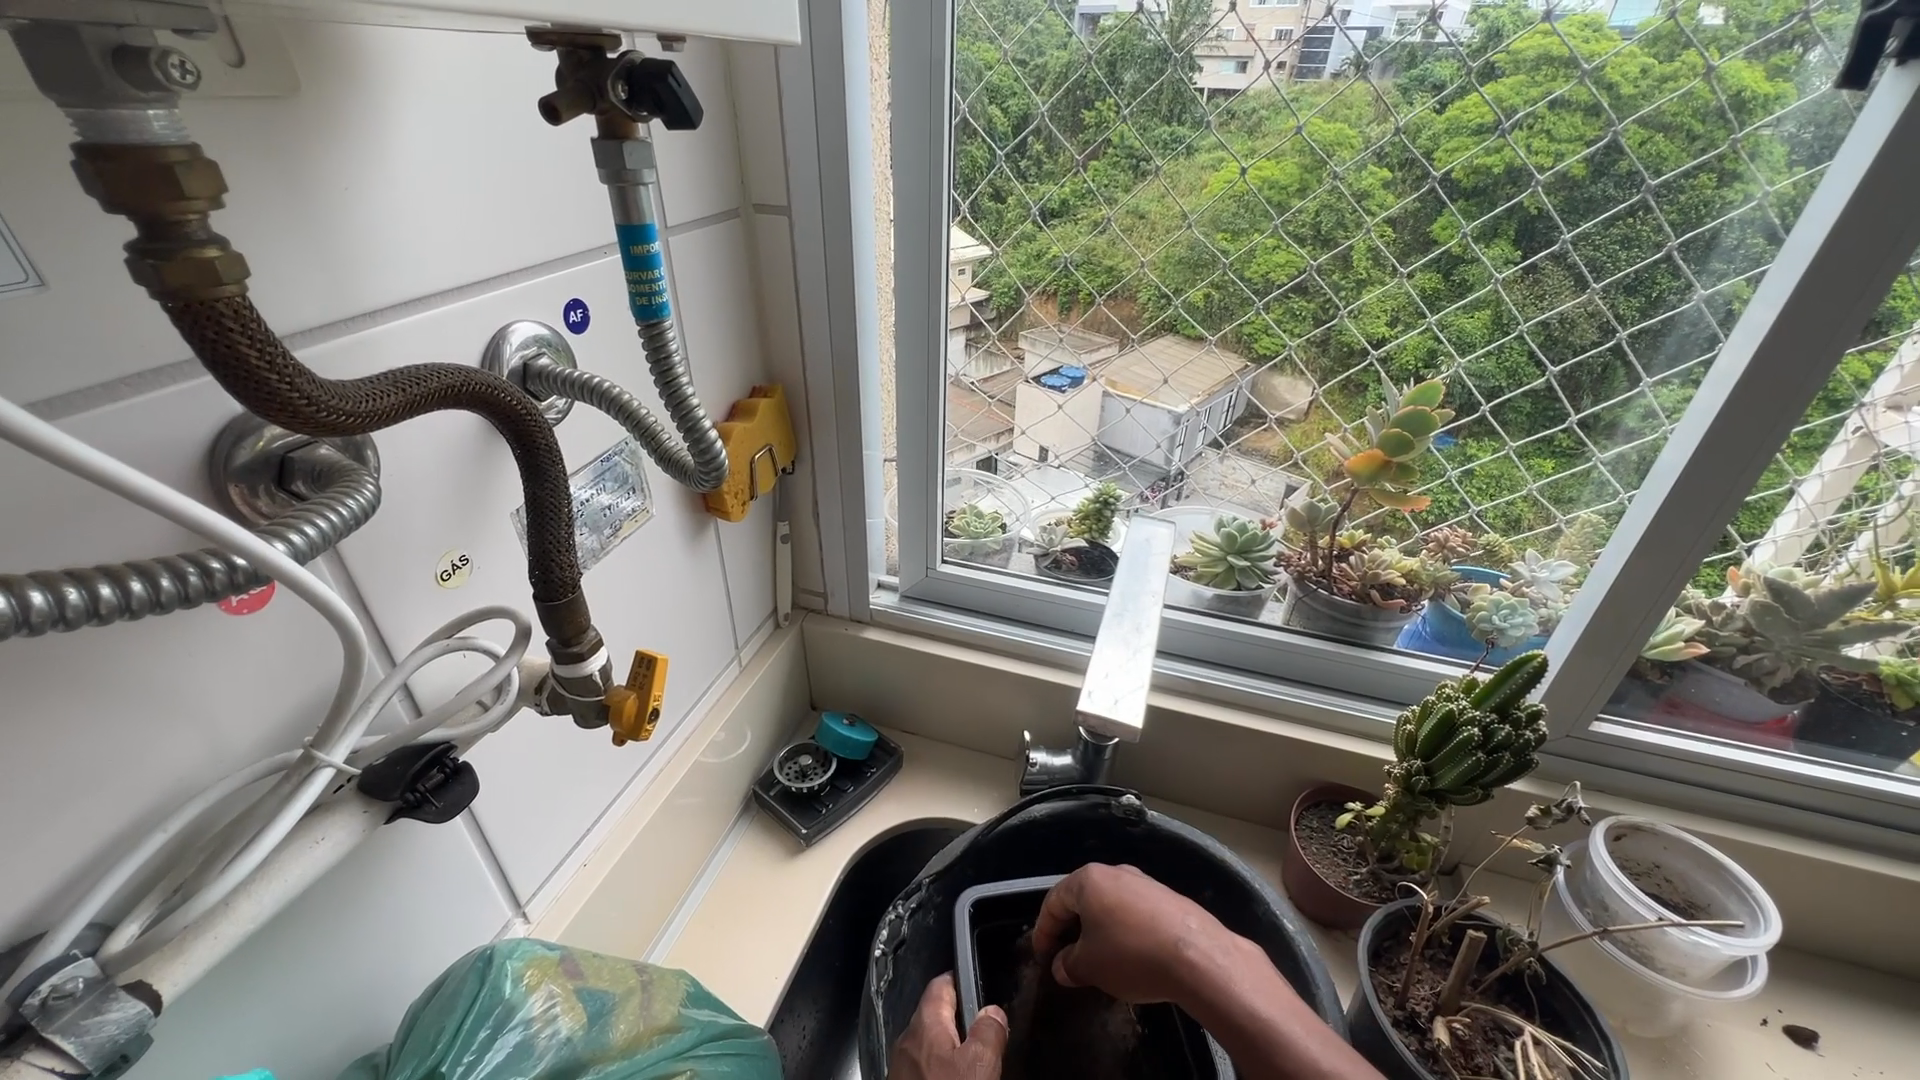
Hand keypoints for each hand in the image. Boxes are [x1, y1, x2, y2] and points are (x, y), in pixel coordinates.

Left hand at [889, 973, 1008, 1079]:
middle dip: (959, 1018)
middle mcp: (907, 1040)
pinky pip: (924, 1068)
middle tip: (986, 1029)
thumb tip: (992, 1010)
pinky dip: (941, 1069)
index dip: (961, 980)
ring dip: (951, 1048)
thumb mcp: (979, 1067)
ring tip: (976, 1061)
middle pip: (934, 1015)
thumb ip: (988, 1033)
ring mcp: (901, 1068)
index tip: (981, 985)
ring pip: (930, 1045)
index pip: (940, 984)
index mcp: (924, 1024)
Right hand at [1031, 863, 1255, 1004]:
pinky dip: (1126, 932)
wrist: (1199, 957)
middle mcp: (1116, 873)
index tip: (1041, 957)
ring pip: (1111, 906)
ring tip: (1100, 960)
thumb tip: (1062, 965)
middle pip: (1083, 899)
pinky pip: (1136, 914)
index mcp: (1088, 880)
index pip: (1053, 902)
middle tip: (1066, 957)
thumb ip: (1068, 964)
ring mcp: (1146, 883)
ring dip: (1100, 931)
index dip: (1043, 931)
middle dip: (1072, 929)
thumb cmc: (1131, 955)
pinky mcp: (1169, 899)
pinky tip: (1133, 957)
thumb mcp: (1089, 967)